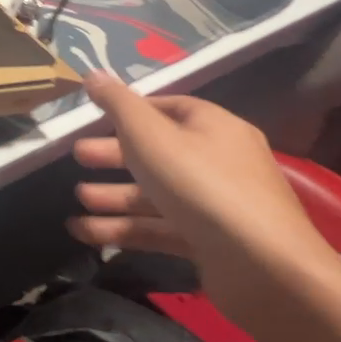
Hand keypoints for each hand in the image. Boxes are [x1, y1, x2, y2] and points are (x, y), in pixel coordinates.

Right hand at [68, 71, 336, 323]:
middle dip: (111, 156)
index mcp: (216, 130)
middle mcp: (221, 163)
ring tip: (79, 197)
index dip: (130, 110)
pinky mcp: (210, 241)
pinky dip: (121, 228)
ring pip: (154, 193)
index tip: (92, 116)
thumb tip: (94, 73)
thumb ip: (117, 103)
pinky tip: (83, 230)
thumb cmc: (200, 183)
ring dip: (111, 195)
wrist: (264, 268)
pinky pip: (158, 228)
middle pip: (157, 153)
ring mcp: (217, 206)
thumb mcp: (148, 133)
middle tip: (76, 156)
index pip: (170, 108)